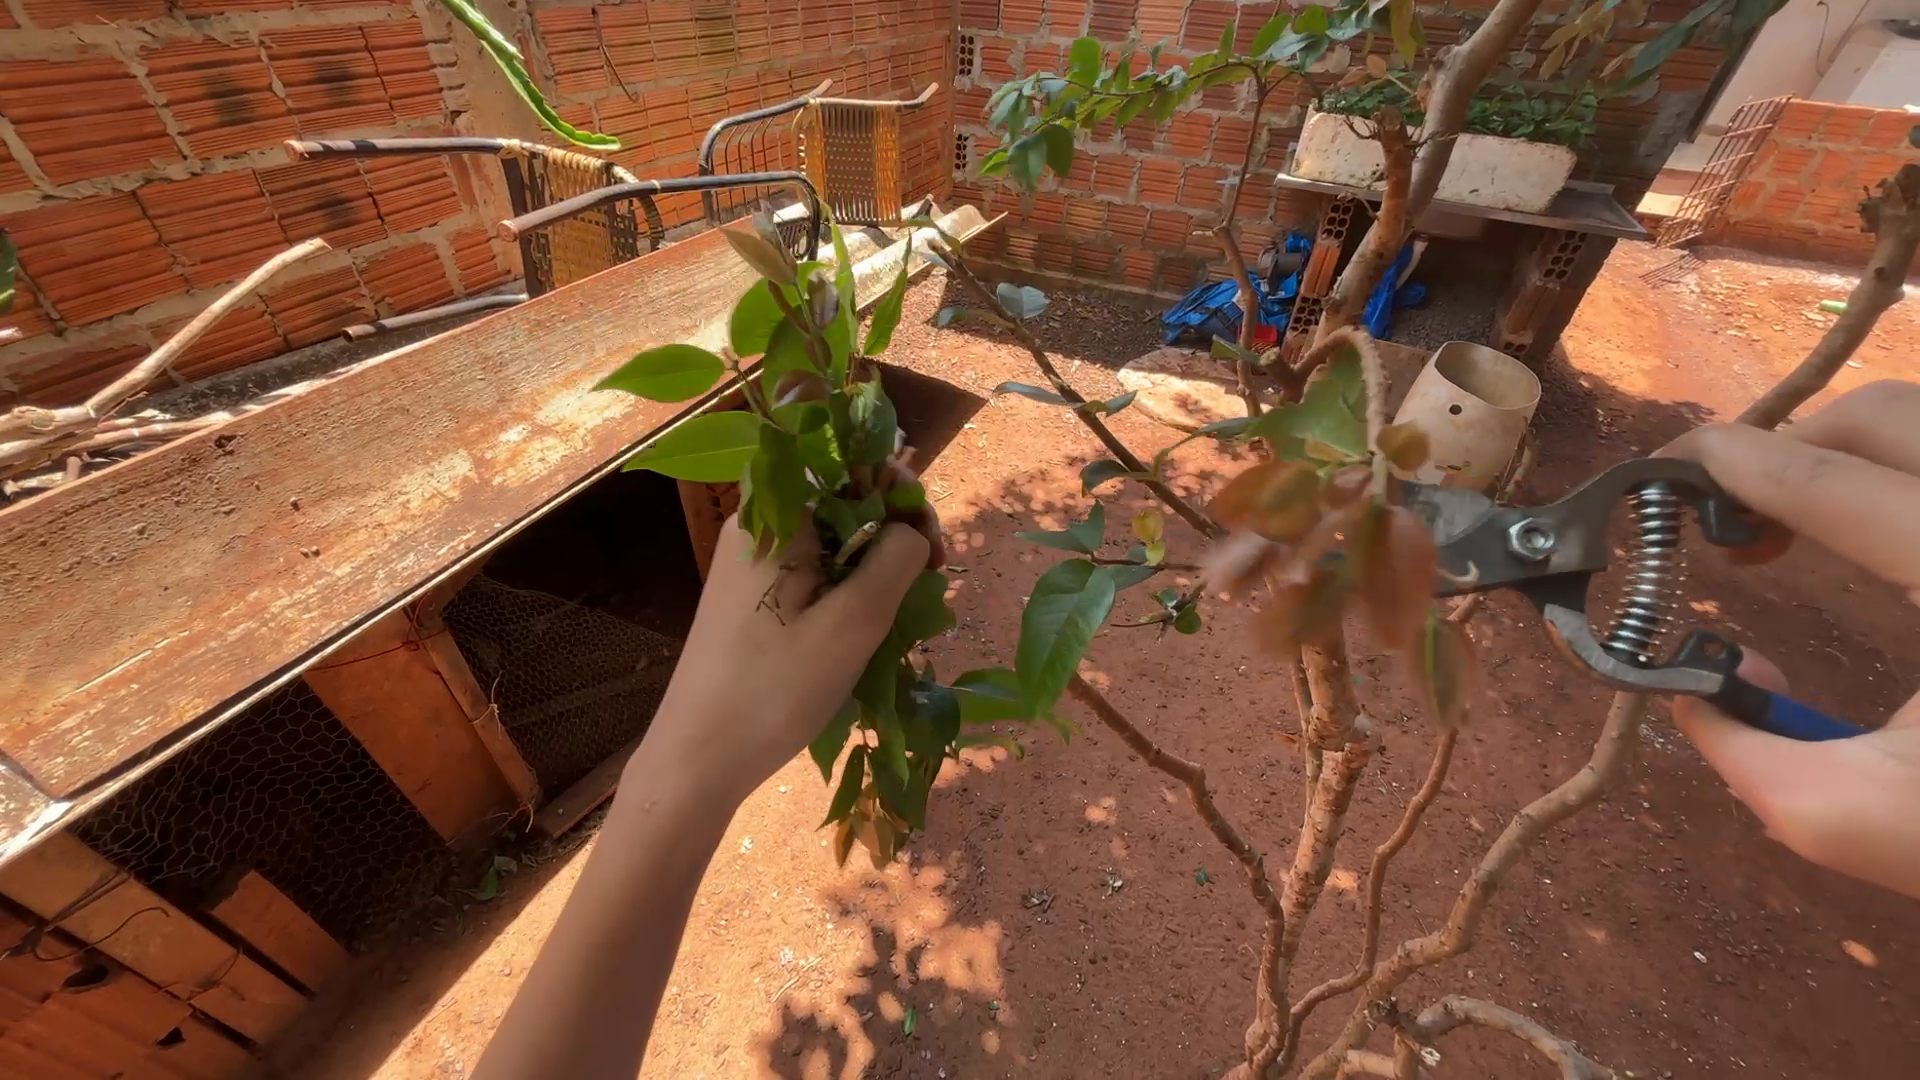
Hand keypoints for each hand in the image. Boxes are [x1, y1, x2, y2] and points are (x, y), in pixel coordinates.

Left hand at [635, 516, 933, 805]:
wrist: (699, 758)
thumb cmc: (779, 685)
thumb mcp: (856, 619)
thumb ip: (897, 556)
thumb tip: (912, 528)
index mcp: (778, 515)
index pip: (849, 464)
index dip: (898, 488)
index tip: (929, 542)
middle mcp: (760, 526)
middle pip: (843, 498)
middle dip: (894, 527)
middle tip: (929, 576)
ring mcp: (753, 563)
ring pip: (832, 537)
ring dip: (876, 560)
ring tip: (906, 604)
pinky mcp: (753, 596)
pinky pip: (813, 570)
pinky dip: (849, 584)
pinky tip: (869, 619)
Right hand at [1659, 381, 1919, 897]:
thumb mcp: (1852, 819)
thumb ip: (1734, 744)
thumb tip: (1701, 675)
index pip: (1819, 479)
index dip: (1718, 466)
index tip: (1651, 477)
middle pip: (1886, 415)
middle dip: (1778, 446)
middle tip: (1732, 517)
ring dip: (1851, 456)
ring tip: (1811, 523)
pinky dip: (1909, 474)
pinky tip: (1892, 529)